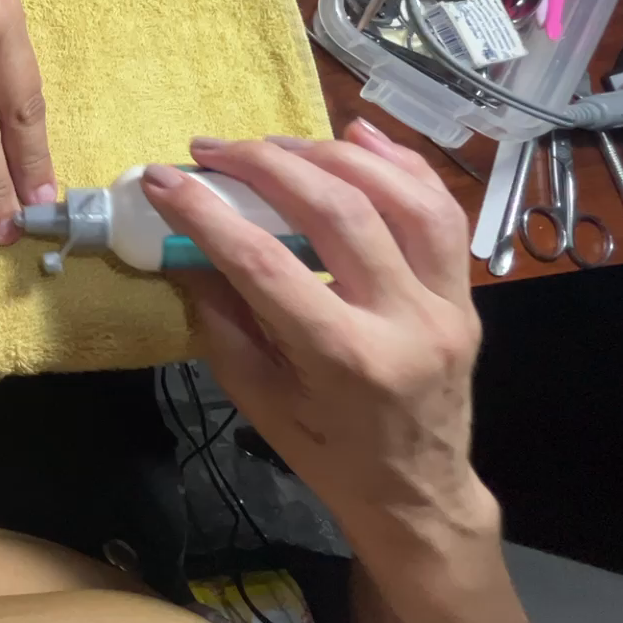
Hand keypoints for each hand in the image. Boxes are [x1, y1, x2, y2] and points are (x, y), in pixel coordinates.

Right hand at [137, 121, 492, 557]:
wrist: (414, 488)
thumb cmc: (318, 444)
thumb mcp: (248, 386)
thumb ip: (220, 309)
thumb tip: (187, 243)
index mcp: (343, 355)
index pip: (263, 262)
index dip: (204, 211)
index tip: (159, 177)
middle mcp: (406, 320)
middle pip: (338, 213)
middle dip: (263, 167)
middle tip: (209, 150)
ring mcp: (447, 303)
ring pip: (401, 199)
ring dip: (327, 156)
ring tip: (269, 144)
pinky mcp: (463, 292)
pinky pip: (441, 211)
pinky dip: (398, 163)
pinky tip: (355, 135)